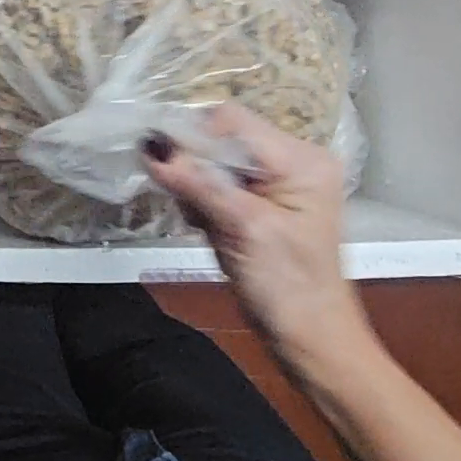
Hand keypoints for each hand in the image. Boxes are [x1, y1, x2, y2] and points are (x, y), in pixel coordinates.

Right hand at [143, 103, 368, 360]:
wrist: (309, 340)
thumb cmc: (287, 287)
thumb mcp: (241, 228)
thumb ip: (197, 183)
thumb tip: (151, 146)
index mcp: (301, 159)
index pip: (231, 121)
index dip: (193, 138)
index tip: (169, 170)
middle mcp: (292, 159)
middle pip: (220, 137)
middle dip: (194, 167)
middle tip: (191, 206)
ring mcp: (277, 180)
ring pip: (212, 159)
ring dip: (194, 186)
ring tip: (203, 222)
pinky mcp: (261, 199)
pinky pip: (216, 180)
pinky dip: (201, 198)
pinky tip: (207, 225)